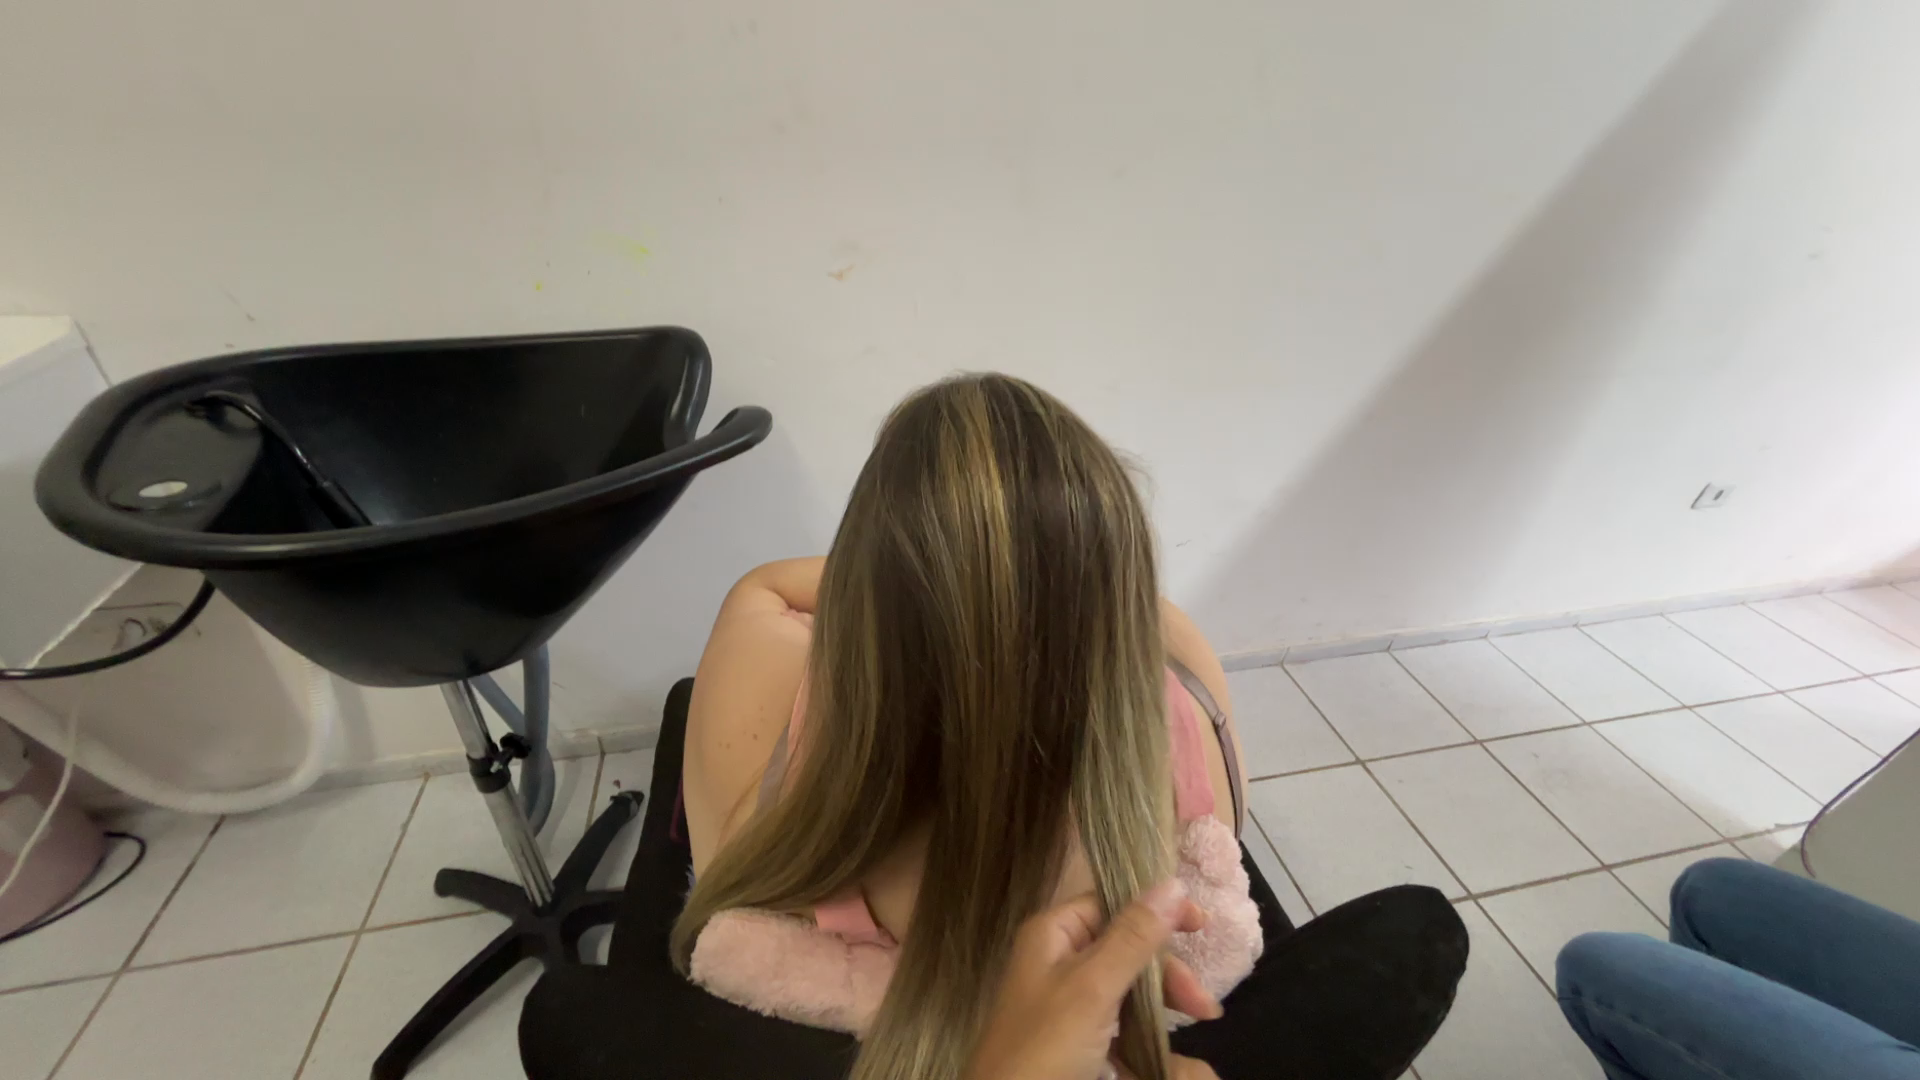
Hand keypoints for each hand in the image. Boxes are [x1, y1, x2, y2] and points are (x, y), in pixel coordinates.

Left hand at [966, 879, 1222, 1079]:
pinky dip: (1148, 1041)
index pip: (1111, 902)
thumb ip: (1133, 937)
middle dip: (1167, 974)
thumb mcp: (1092, 987)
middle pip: (1126, 949)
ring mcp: (1069, 1005)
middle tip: (1205, 1007)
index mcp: (1054, 934)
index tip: (1201, 923)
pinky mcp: (1078, 1044)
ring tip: (1198, 1028)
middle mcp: (1059, 961)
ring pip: (1129, 991)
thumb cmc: (1045, 1045)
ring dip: (1164, 1008)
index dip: (1155, 909)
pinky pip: (1122, 1030)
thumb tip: (1173, 882)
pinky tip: (1175, 1065)